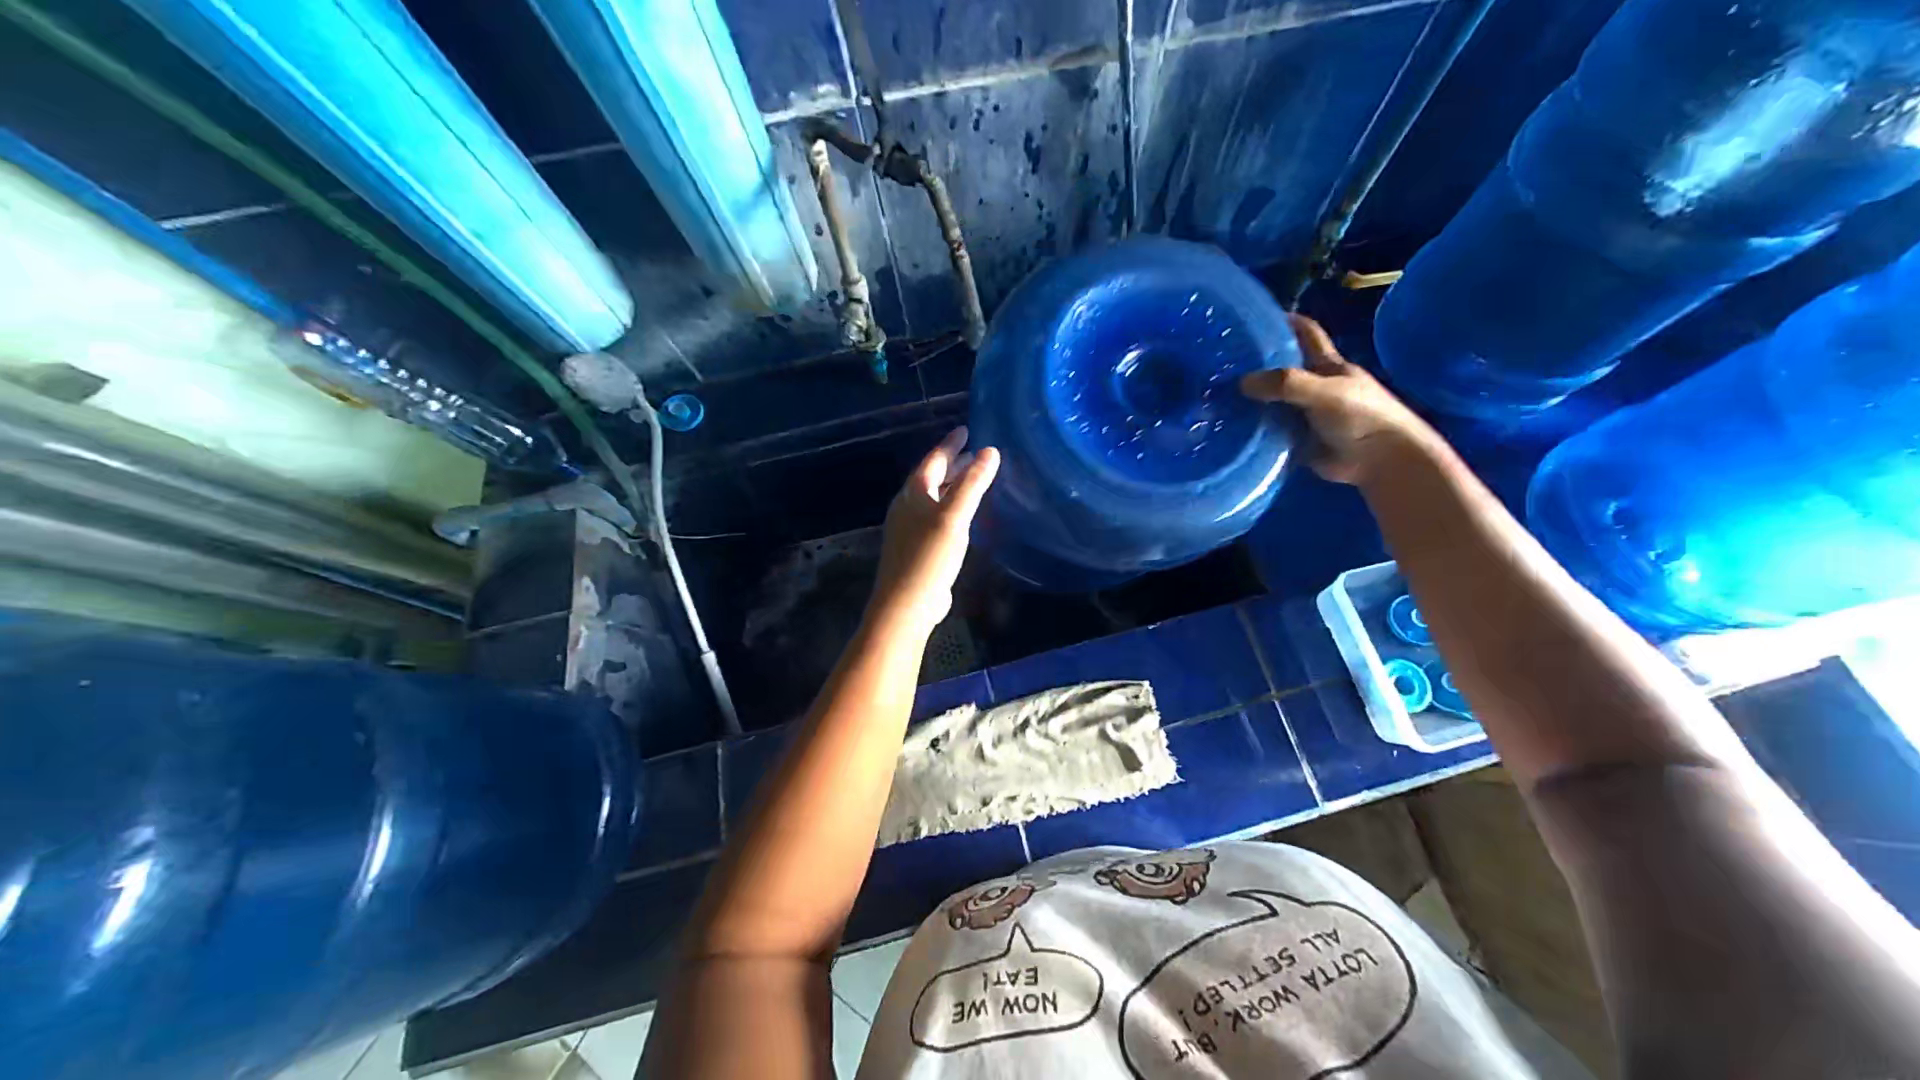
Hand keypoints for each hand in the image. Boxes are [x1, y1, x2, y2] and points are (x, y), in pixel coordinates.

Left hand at [868, 427, 1000, 635]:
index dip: (950, 444)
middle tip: (974, 453)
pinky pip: (935, 517)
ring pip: (933, 498)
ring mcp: (909, 528)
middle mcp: (907, 506)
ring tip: (973, 479)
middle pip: (931, 477)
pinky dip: (950, 507)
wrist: (906, 604)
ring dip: (952, 486)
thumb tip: (990, 451)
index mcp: (913, 493)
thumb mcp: (954, 516)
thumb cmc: (929, 556)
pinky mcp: (916, 548)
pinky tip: (963, 516)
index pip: (933, 459)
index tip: (965, 430)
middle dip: (952, 464)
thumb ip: (972, 483)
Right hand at [1240, 314, 1444, 485]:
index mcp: (1328, 365)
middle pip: (1282, 367)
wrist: (1380, 461)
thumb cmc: (1362, 417)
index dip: (1285, 322)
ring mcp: (1305, 414)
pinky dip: (1252, 429)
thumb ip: (1285, 384)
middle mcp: (1314, 386)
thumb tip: (1241, 381)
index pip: (1306, 334)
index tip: (1255, 317)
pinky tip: (1228, 426)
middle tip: (1221, 361)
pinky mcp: (1298, 440)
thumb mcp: (1325, 392)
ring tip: (1216, 394)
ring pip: (1272, 401)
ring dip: (1250, 399)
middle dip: (1256, 363)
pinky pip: (1270, 431)